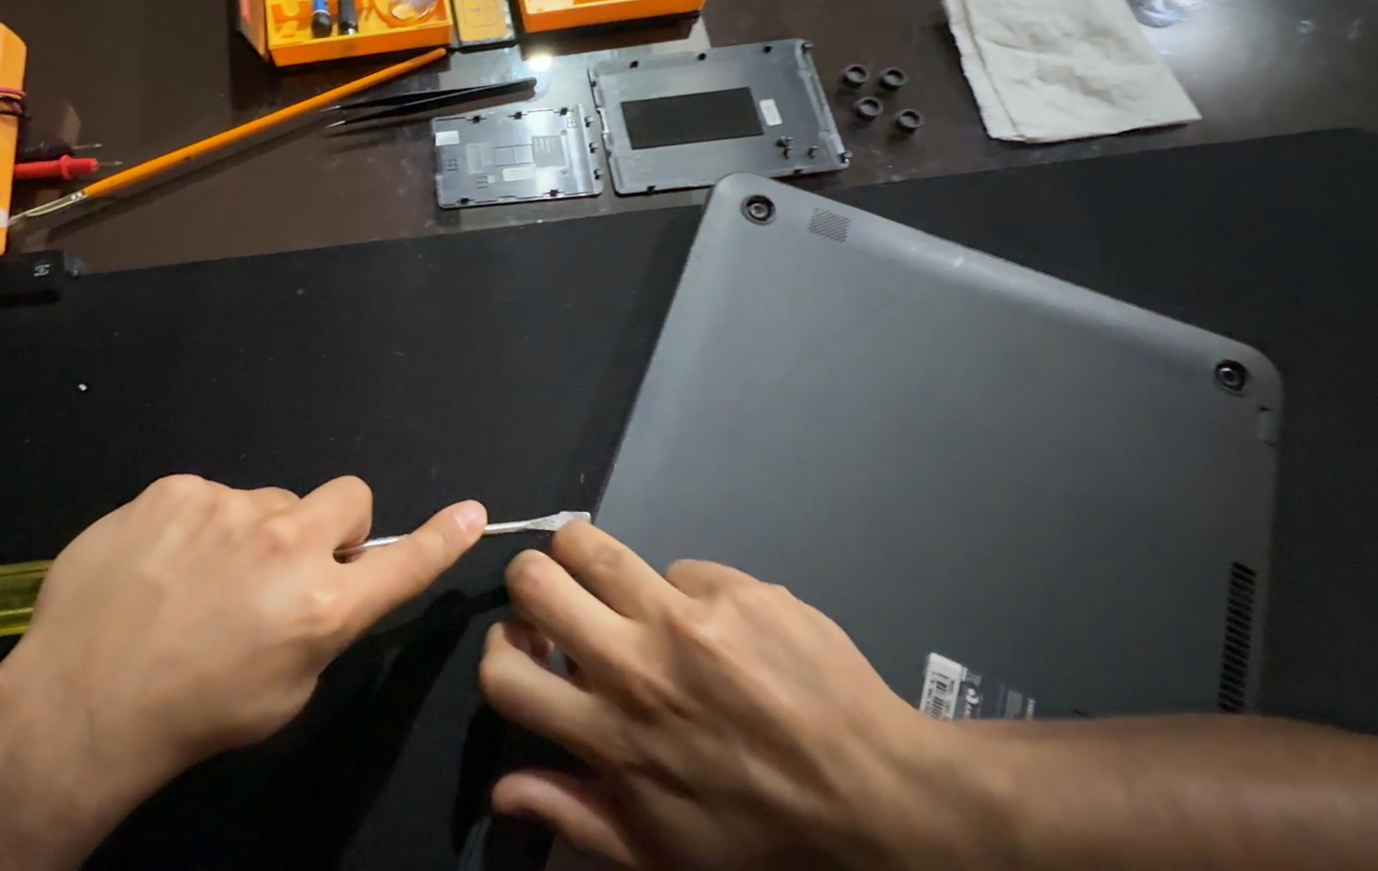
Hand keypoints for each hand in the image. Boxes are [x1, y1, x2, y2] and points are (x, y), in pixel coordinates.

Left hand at [0, 475, 486, 851]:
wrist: (82, 702)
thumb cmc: (196, 714)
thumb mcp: (286, 690)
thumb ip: (323, 627)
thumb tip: (334, 587)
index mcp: (322, 607)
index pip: (403, 560)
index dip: (443, 538)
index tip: (471, 512)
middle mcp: (285, 545)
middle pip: (345, 497)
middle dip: (328, 528)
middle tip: (285, 567)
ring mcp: (227, 508)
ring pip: (270, 500)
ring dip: (255, 530)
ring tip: (201, 576)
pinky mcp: (175, 489)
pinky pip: (211, 497)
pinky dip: (200, 524)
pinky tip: (162, 561)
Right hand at [478, 523, 962, 868]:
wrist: (884, 799)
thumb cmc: (763, 837)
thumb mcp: (660, 852)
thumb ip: (573, 814)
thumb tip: (500, 789)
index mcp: (610, 735)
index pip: (504, 672)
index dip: (498, 651)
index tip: (525, 650)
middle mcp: (635, 666)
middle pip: (534, 581)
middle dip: (532, 582)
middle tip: (558, 599)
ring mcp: (686, 619)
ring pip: (589, 543)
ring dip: (584, 555)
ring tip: (609, 577)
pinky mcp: (736, 589)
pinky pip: (677, 566)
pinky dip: (683, 591)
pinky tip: (719, 625)